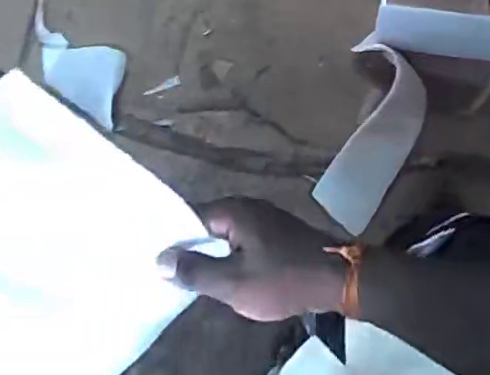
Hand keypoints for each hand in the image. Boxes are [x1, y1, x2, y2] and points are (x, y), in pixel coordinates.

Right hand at [157, 197, 347, 321]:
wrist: (333, 277)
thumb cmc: (282, 278)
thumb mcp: (234, 283)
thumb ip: (196, 271)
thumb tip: (160, 259)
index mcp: (233, 210)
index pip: (191, 216)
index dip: (173, 238)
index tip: (156, 258)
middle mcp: (246, 205)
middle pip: (207, 224)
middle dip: (191, 246)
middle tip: (170, 272)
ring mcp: (262, 216)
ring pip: (225, 233)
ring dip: (211, 253)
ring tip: (192, 277)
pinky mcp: (274, 231)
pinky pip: (241, 238)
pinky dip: (230, 254)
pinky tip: (225, 274)